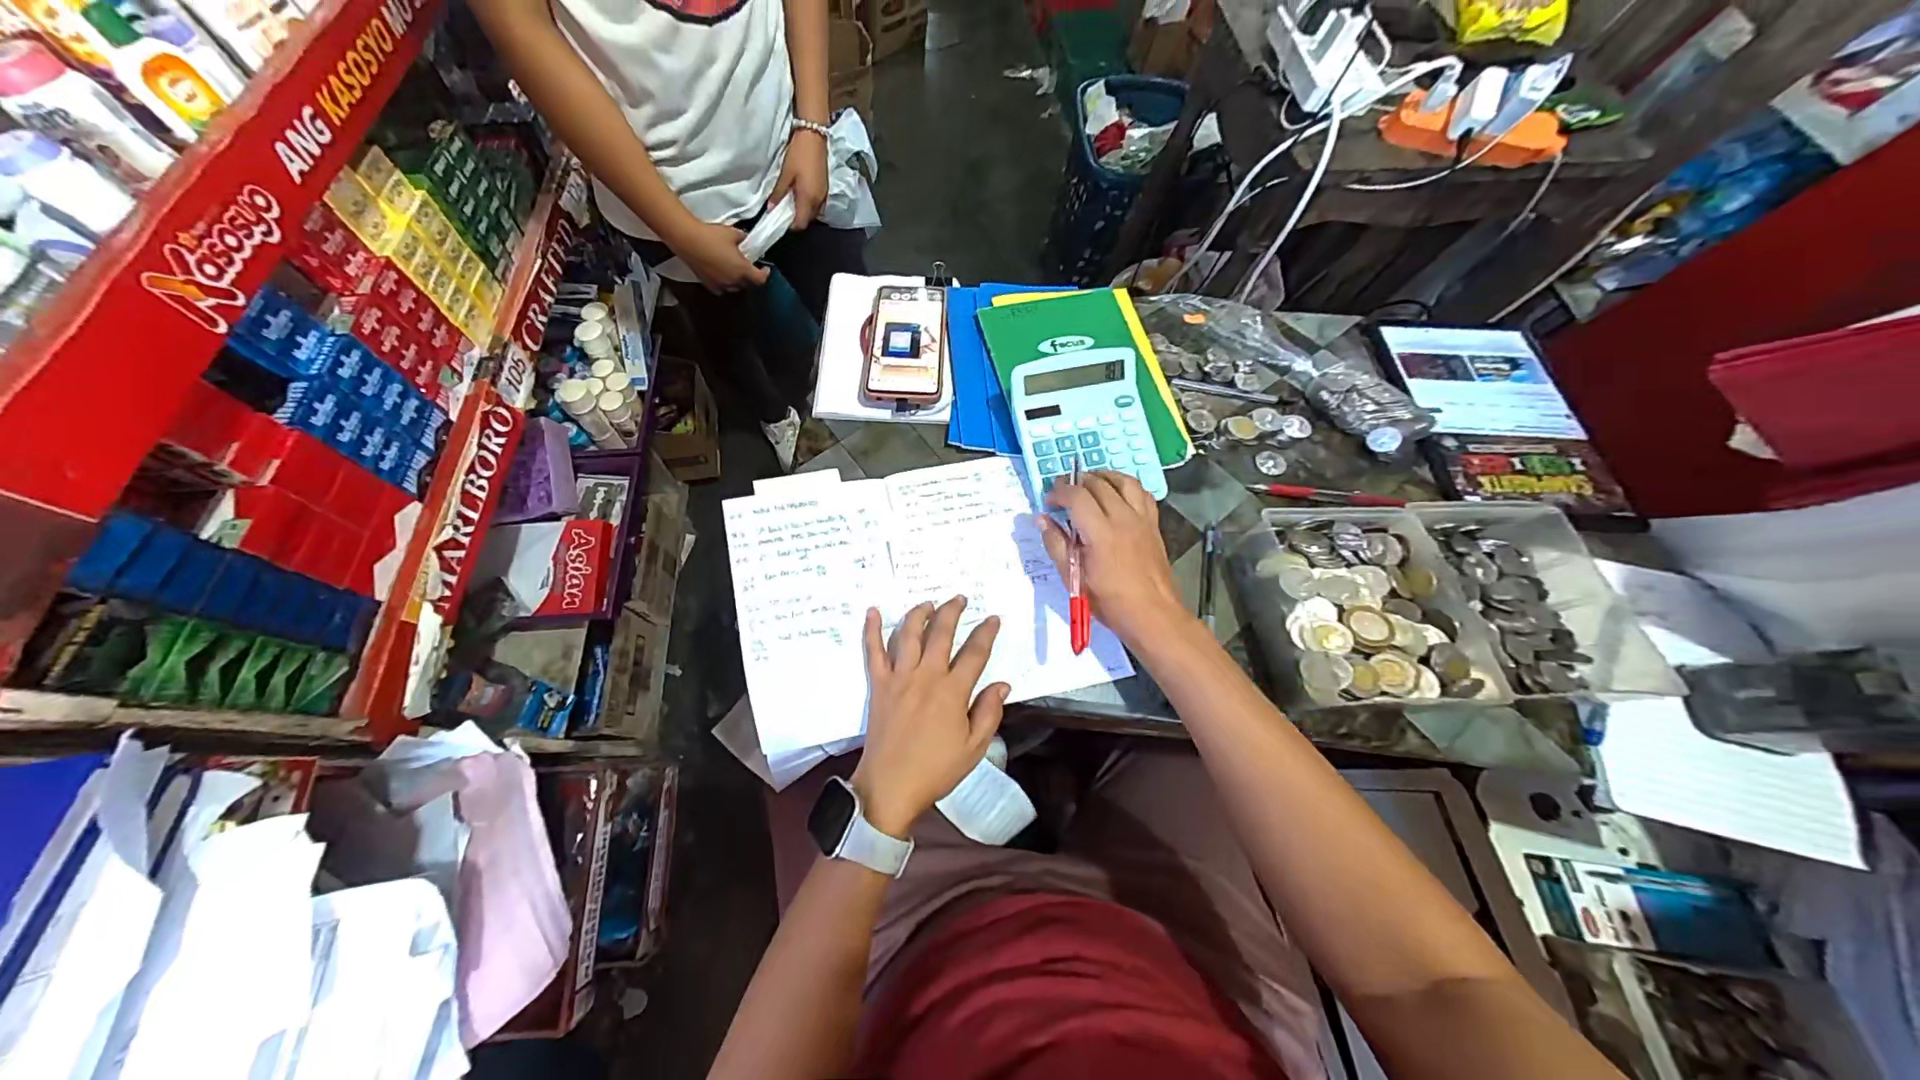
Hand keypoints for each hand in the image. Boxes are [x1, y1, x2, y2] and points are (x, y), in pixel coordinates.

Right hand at [668, 220, 769, 292]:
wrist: (688, 240)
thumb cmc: (712, 236)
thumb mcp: (733, 233)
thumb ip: (742, 238)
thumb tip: (744, 239)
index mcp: (743, 270)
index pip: (760, 279)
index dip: (765, 274)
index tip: (765, 268)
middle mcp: (734, 281)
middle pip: (748, 284)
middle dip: (751, 277)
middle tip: (749, 267)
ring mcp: (720, 285)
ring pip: (735, 288)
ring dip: (738, 282)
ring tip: (736, 272)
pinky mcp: (708, 284)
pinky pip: (721, 288)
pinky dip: (725, 284)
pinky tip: (722, 276)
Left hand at [769, 128, 828, 228]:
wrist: (814, 136)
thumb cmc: (798, 154)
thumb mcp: (785, 174)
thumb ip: (778, 194)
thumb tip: (770, 209)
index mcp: (808, 199)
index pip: (800, 224)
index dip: (790, 226)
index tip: (779, 220)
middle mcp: (818, 202)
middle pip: (807, 220)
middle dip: (796, 219)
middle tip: (783, 210)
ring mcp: (824, 196)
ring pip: (813, 213)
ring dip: (802, 212)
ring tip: (791, 202)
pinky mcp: (825, 189)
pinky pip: (817, 205)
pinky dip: (808, 205)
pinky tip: (800, 196)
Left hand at [851, 597, 1008, 836]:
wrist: (890, 786)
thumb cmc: (936, 770)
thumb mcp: (974, 747)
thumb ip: (989, 713)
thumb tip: (1002, 685)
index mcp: (952, 692)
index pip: (975, 653)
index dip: (986, 632)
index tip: (993, 619)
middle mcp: (926, 677)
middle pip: (941, 633)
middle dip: (952, 611)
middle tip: (960, 599)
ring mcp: (899, 678)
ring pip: (908, 634)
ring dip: (920, 614)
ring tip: (928, 603)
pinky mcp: (878, 685)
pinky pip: (873, 651)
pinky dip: (872, 629)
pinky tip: (874, 611)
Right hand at [1040, 471, 1188, 644]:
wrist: (1151, 614)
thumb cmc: (1109, 601)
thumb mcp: (1073, 578)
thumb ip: (1056, 544)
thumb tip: (1043, 520)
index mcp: (1100, 532)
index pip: (1076, 496)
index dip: (1059, 492)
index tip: (1049, 501)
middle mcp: (1123, 518)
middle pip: (1098, 484)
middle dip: (1077, 483)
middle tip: (1064, 493)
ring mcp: (1141, 519)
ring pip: (1124, 481)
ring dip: (1104, 477)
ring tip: (1090, 483)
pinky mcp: (1153, 525)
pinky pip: (1142, 493)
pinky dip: (1127, 486)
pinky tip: (1118, 494)